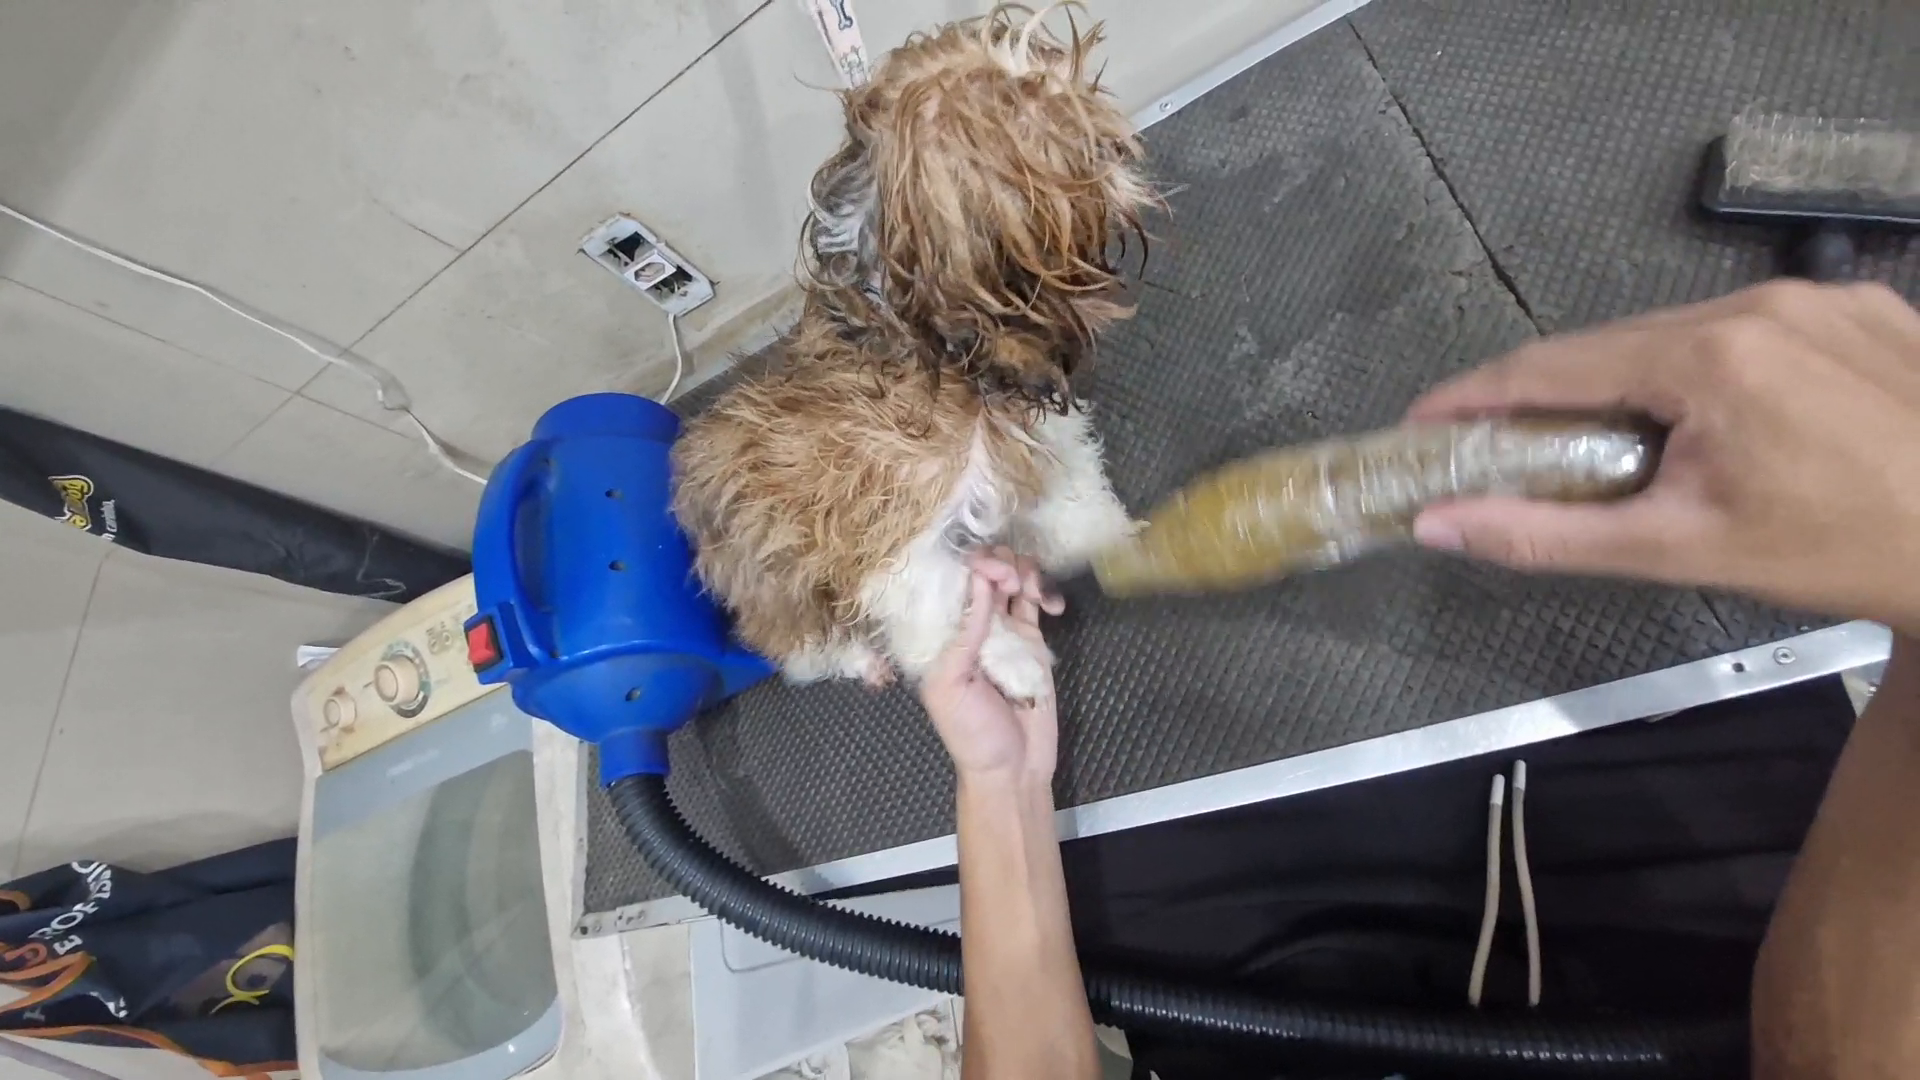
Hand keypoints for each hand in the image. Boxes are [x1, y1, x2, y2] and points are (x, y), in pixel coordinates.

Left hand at [919, 549, 1066, 781]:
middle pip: (983, 571)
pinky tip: (1052, 605)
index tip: (990, 571)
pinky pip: (1036, 600)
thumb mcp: (951, 685)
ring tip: (1032, 590)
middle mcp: (970, 624)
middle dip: (998, 563)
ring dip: (1023, 570)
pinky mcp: (1032, 638)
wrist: (1013, 769)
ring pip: (1011, 577)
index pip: (951, 582)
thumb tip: (980, 579)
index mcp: (942, 633)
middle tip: (1012, 580)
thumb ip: (965, 632)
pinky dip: (1045, 590)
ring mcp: (1003, 628)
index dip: (969, 565)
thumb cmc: (971, 733)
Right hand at [1407, 280, 1919, 633]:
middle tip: (1484, 443)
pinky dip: (1665, 369)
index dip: (1468, 394)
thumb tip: (1432, 525)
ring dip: (1596, 381)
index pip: (1548, 365)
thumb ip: (1538, 535)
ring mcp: (1815, 296)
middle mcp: (1759, 304)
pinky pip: (1718, 329)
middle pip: (1599, 345)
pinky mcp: (1853, 305)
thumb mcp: (1671, 550)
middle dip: (1528, 393)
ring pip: (1655, 334)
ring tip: (1573, 436)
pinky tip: (1671, 414)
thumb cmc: (1840, 549)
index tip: (1417, 422)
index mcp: (1711, 357)